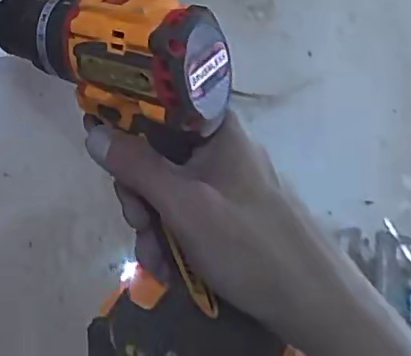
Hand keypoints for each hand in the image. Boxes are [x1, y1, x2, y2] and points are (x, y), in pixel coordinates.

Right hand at [86, 112, 410, 355]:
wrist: (318, 307)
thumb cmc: (250, 242)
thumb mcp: (184, 204)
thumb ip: (135, 166)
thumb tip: (91, 131)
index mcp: (214, 126)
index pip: (158, 103)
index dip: (125, 119)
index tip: (101, 143)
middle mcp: (216, 145)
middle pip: (156, 151)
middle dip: (139, 192)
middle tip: (137, 221)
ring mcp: (223, 180)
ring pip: (166, 187)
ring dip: (152, 223)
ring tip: (156, 259)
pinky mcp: (227, 212)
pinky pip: (184, 211)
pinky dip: (171, 236)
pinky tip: (171, 267)